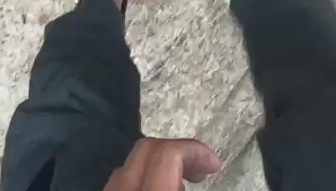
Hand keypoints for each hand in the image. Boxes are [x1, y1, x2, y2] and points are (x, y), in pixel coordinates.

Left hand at [102, 137, 224, 189]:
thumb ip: (184, 182)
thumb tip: (207, 165)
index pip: (167, 152)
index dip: (195, 150)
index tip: (215, 163)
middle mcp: (122, 189)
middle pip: (145, 149)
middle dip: (177, 150)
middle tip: (202, 168)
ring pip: (128, 164)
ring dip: (158, 163)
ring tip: (183, 180)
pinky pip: (120, 182)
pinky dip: (142, 178)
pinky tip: (157, 190)